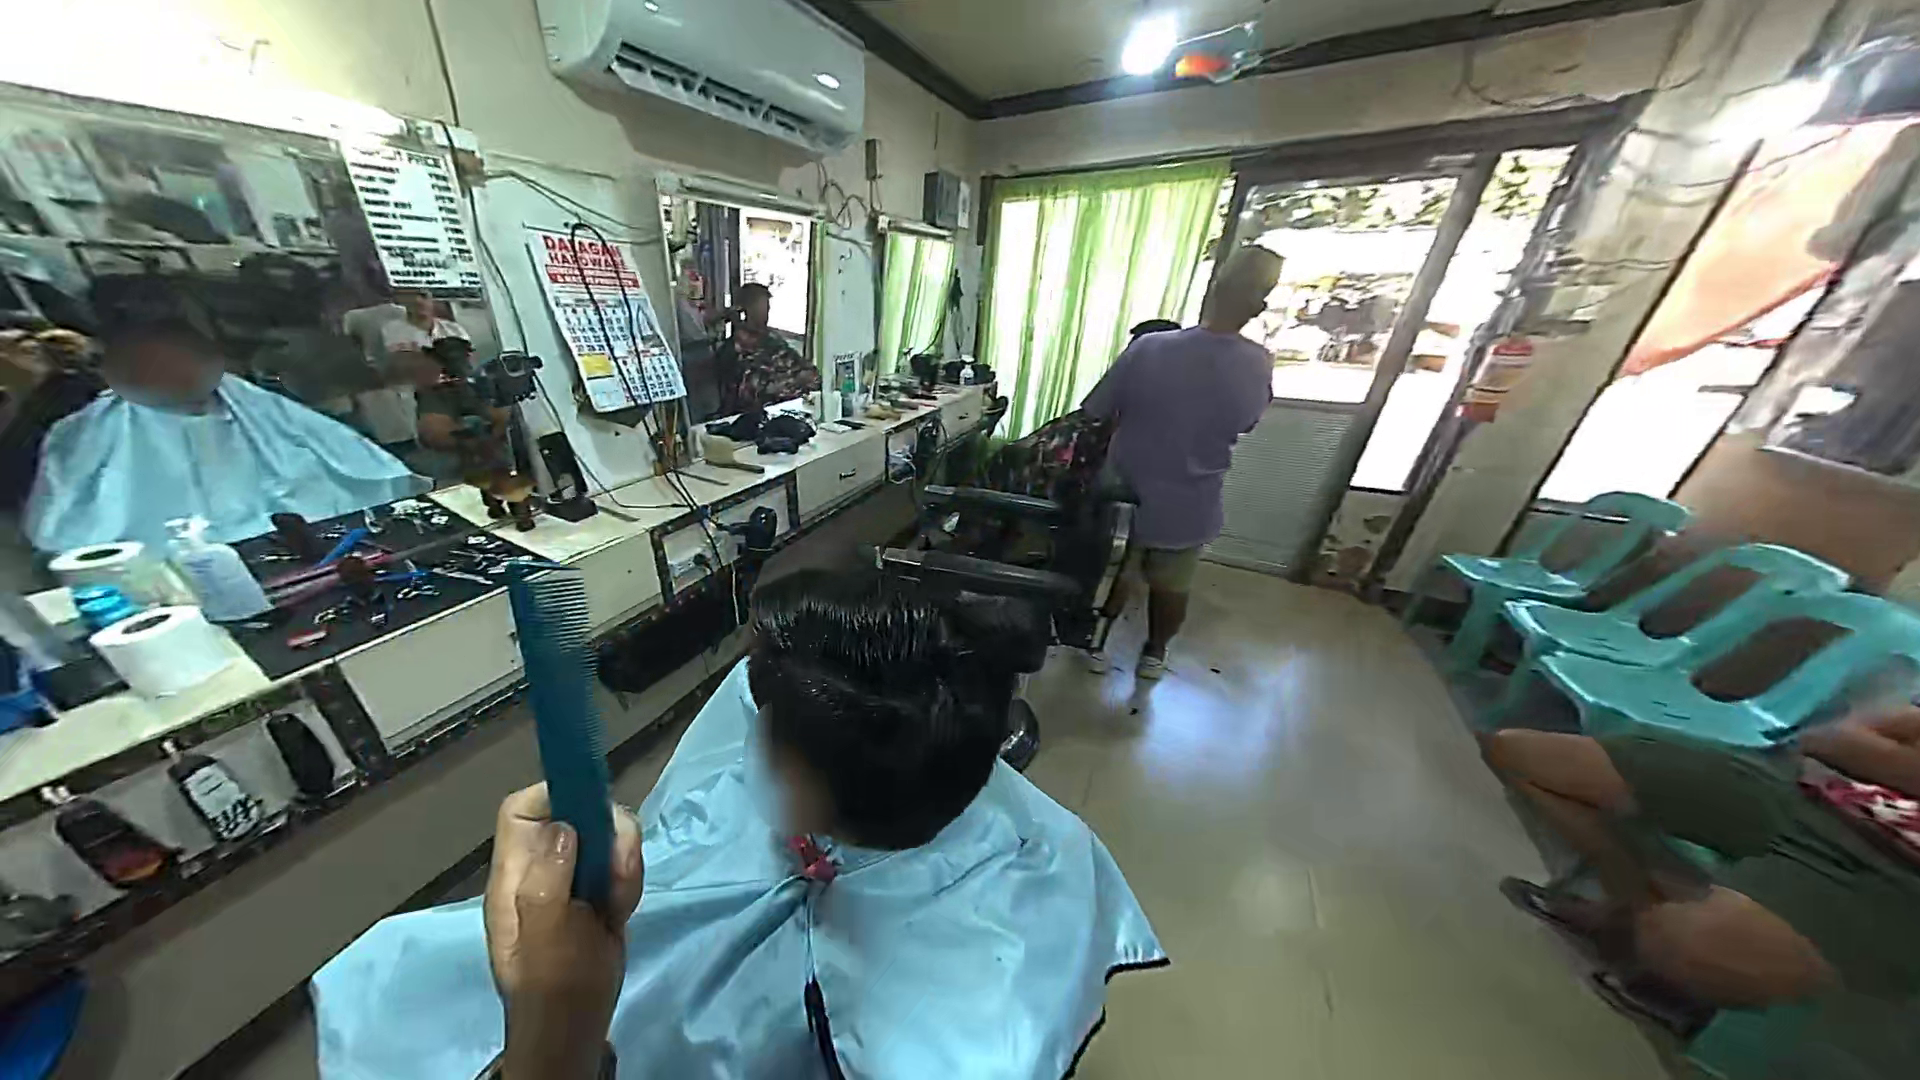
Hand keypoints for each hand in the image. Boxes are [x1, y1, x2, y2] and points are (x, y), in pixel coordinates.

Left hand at [484, 785, 643, 1079]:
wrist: (579, 1022)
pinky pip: (624, 857)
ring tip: (619, 901)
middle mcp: (541, 866)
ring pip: (610, 834)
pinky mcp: (599, 883)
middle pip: (579, 814)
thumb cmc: (555, 984)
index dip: (555, 796)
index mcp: (515, 875)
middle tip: (617, 869)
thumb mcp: (547, 940)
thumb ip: (548, 884)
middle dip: (609, 837)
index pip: (522, 809)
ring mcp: (572, 874)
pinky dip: (631, 878)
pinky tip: (622, 909)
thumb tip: (566, 827)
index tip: (592, 810)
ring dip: (624, 862)